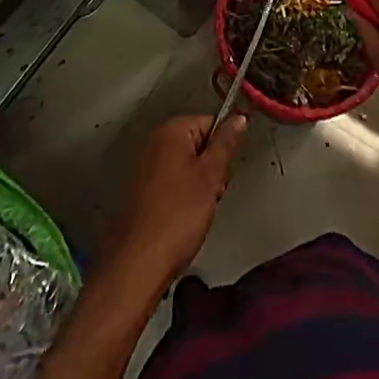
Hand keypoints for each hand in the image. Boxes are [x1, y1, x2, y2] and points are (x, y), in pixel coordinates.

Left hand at [105, 115, 247, 284]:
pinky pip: (173, 183)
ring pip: (188, 166)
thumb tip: (238, 117)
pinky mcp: (142, 190)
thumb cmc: (178, 214)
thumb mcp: (211, 175)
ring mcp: (145, 166)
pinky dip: (183, 197)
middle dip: (212, 168)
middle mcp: (154, 142)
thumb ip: (226, 142)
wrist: (139, 261)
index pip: (211, 122)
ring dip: (200, 185)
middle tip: (212, 193)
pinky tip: (184, 218)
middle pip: (199, 143)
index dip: (223, 148)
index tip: (223, 173)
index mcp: (171, 130)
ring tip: (198, 209)